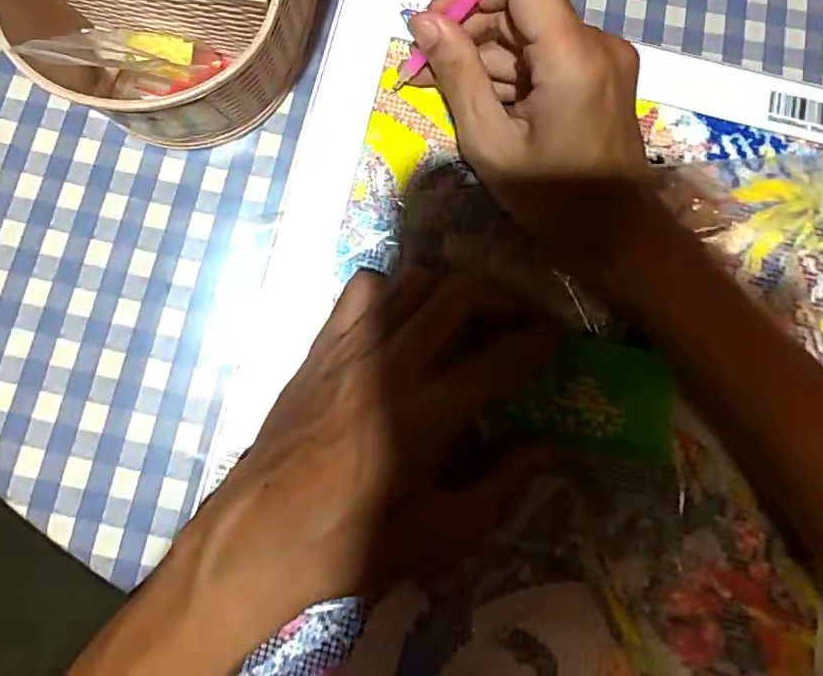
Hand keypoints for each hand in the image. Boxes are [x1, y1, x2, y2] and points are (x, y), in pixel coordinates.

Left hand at [177, 269, 555, 621]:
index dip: (538, 342)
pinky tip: (404, 313)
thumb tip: (547, 448)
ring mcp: (352, 345)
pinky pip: (362, 288)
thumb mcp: (442, 535)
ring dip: (451, 287)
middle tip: (524, 314)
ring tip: (471, 309)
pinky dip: (394, 286)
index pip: (499, 359)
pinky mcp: (323, 341)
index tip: (559, 336)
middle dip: (504, 297)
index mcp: (425, 414)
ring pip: (413, 281)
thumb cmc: (354, 541)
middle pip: (459, 298)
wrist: (263, 530)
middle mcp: (391, 363)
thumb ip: (503, 488)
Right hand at [406, 0, 652, 235]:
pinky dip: (506, 72)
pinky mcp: (598, 72)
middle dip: (465, 31)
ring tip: (446, 95)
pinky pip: (541, 53)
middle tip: (422, 71)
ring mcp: (601, 56)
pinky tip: (482, 104)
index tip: (434, 28)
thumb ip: (456, 73)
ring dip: (481, 57)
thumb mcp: (489, 141)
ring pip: (525, 32)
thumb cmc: (551, 199)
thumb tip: (422, 20)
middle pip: (518, 5)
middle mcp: (595, 42)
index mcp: (574, 56)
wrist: (617, 237)